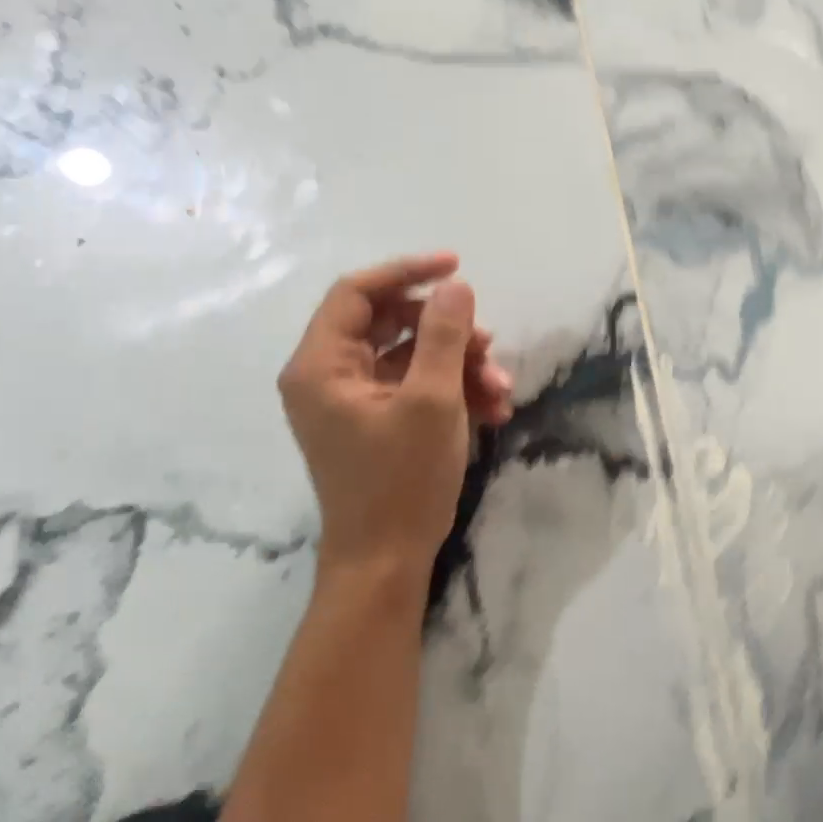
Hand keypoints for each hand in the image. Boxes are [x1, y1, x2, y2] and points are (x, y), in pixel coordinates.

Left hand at [278, 253, 514, 575]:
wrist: (387, 556)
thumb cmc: (401, 477)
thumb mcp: (432, 400)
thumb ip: (444, 336)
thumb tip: (456, 286)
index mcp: (321, 366)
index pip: (357, 294)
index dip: (407, 272)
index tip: (458, 267)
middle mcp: (330, 376)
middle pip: (392, 323)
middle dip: (450, 332)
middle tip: (490, 345)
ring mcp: (355, 400)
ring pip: (414, 355)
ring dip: (463, 364)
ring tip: (501, 390)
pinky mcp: (379, 420)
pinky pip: (420, 385)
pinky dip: (457, 389)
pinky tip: (494, 409)